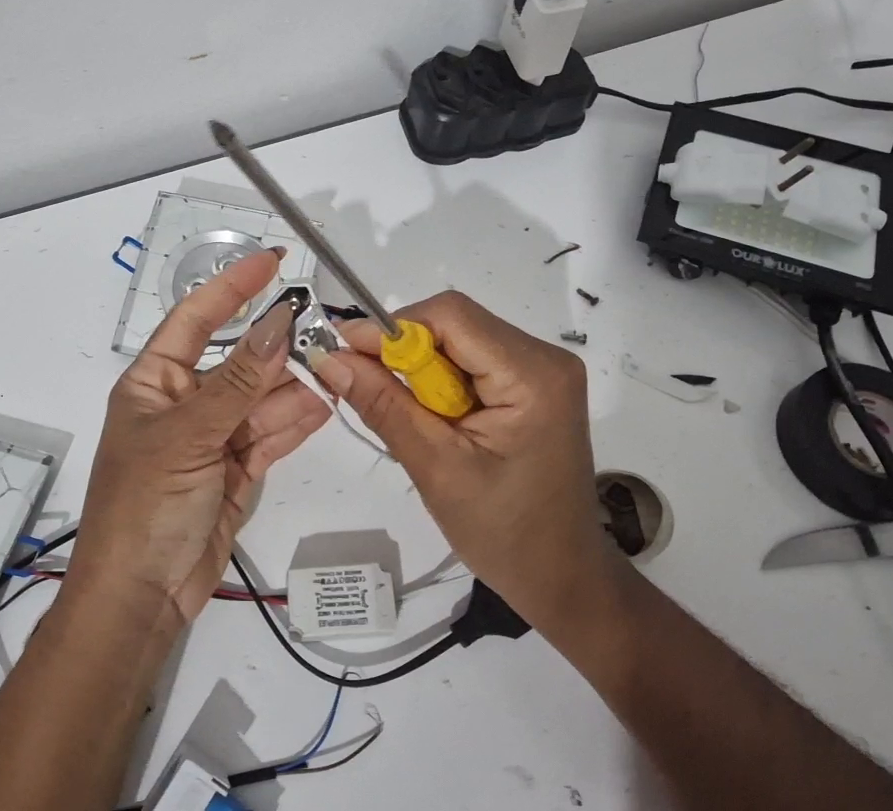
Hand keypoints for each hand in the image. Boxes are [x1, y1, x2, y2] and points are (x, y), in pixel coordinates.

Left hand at [64, 250, 330, 626]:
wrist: (141, 596)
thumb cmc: (146, 505)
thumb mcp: (190, 436)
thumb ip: (240, 381)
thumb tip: (278, 322)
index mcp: (153, 383)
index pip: (194, 319)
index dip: (230, 287)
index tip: (270, 260)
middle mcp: (182, 404)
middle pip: (238, 362)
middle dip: (277, 347)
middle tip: (326, 330)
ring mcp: (211, 439)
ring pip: (261, 400)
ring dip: (294, 387)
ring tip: (336, 371)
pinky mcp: (235, 472)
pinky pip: (270, 436)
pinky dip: (295, 423)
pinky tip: (325, 405)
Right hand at [315, 292, 624, 633]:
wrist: (562, 576)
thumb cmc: (504, 533)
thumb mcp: (436, 468)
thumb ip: (383, 405)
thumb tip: (330, 358)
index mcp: (533, 375)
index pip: (451, 316)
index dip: (392, 328)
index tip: (345, 353)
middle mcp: (545, 358)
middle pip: (456, 324)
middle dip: (404, 351)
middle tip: (363, 386)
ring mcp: (543, 371)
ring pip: (460, 341)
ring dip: (420, 369)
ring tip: (401, 413)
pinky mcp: (535, 387)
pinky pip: (474, 362)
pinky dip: (440, 381)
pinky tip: (431, 418)